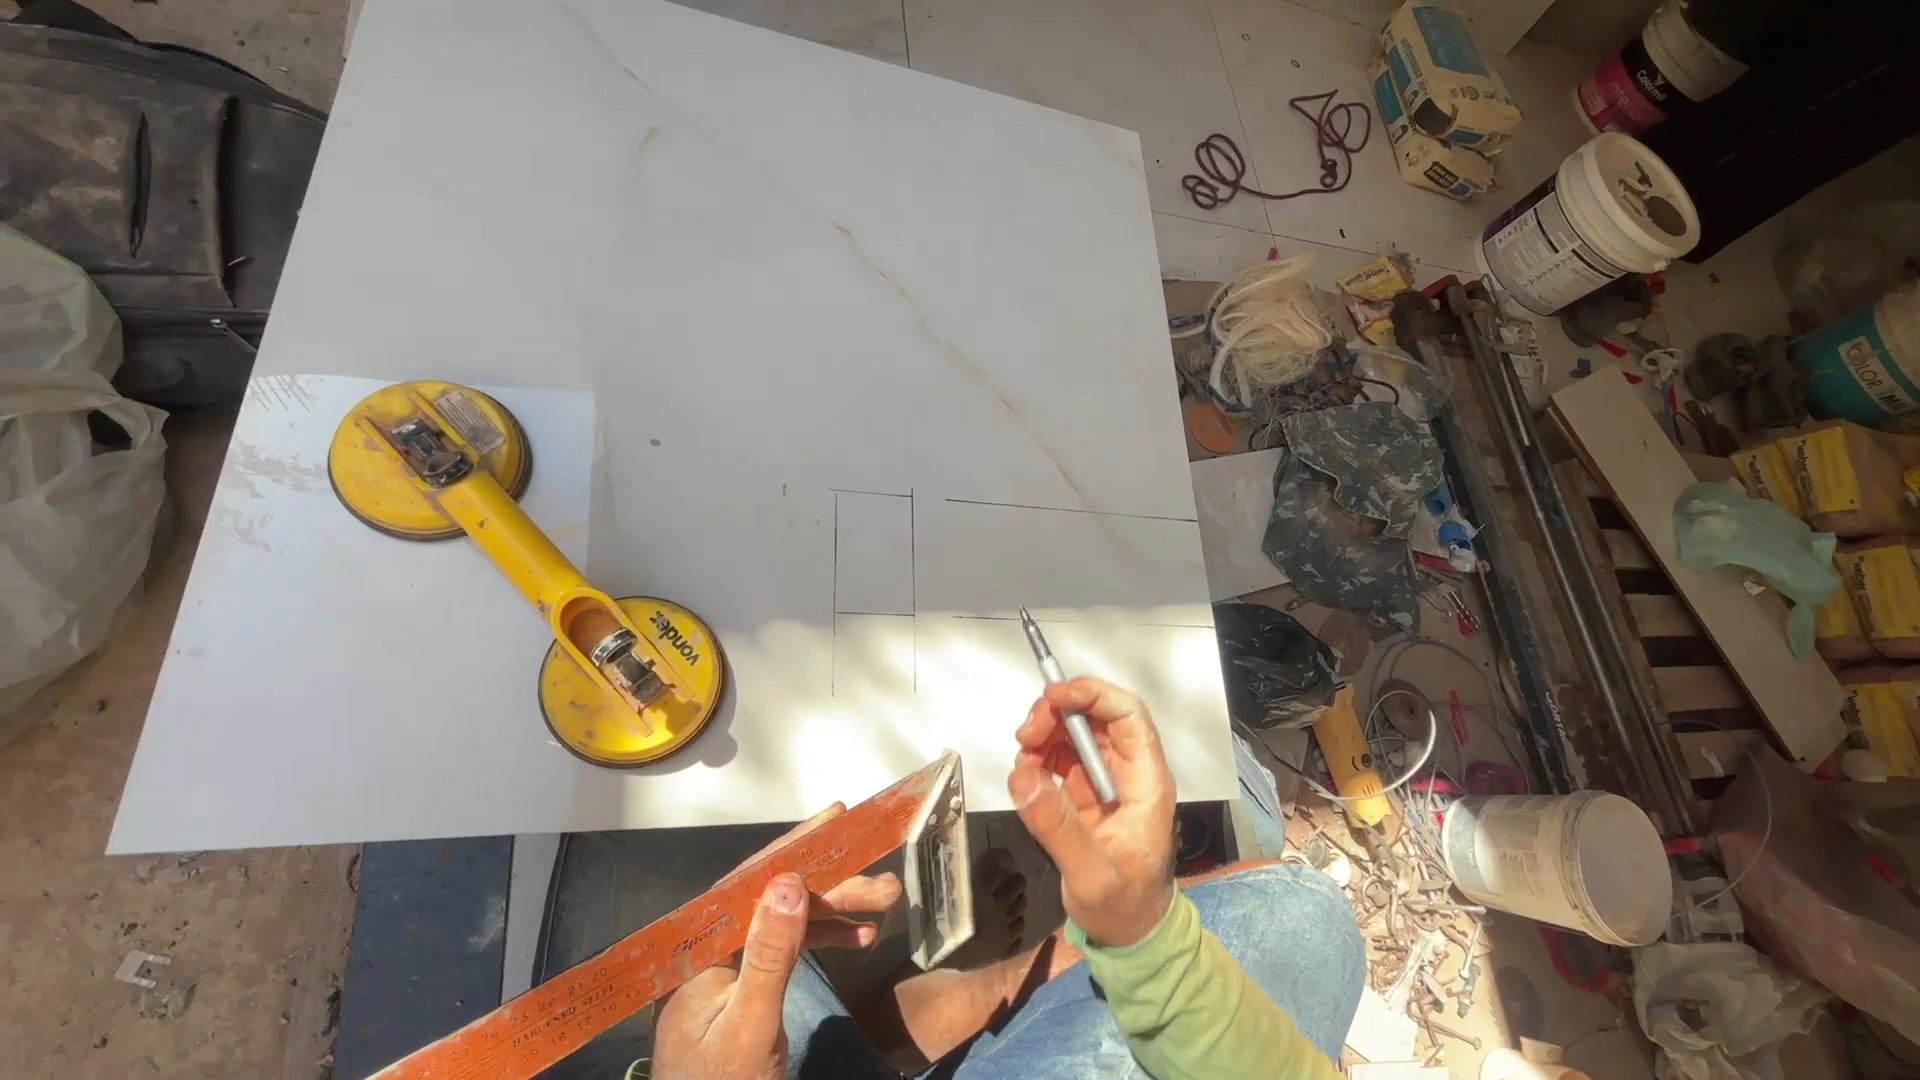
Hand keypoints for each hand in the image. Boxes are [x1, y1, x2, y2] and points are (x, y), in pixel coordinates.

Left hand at [653, 805, 902, 1079]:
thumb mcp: (749, 1027)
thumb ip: (769, 955)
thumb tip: (789, 880)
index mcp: (699, 950)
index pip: (748, 881)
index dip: (794, 846)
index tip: (835, 818)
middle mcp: (713, 949)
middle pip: (777, 900)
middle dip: (833, 886)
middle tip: (885, 883)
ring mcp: (732, 970)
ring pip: (789, 921)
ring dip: (837, 910)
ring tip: (885, 901)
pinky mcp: (749, 989)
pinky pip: (790, 949)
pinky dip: (826, 940)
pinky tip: (860, 938)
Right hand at [1009, 677, 1175, 946]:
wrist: (1130, 935)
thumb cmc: (1124, 907)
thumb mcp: (1091, 875)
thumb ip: (1057, 827)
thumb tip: (1023, 775)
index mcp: (1146, 781)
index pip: (1128, 714)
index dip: (1092, 694)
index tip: (1052, 697)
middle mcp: (1128, 770)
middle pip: (1096, 714)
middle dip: (1058, 713)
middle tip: (1025, 733)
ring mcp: (1105, 778)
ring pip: (1075, 730)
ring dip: (1045, 732)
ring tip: (1023, 756)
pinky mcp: (1084, 790)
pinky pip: (1060, 755)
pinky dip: (1038, 755)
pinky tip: (1026, 775)